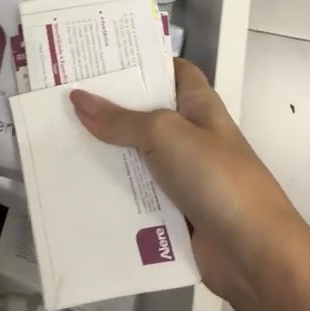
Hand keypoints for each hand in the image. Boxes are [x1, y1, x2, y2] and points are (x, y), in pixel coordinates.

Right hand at [70, 58, 301, 305]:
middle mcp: (189, 134)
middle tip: (61, 93)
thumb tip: (77, 97)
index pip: (170, 70)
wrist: (254, 253)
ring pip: (135, 154)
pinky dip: (111, 188)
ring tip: (56, 135)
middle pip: (144, 112)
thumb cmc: (216, 177)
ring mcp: (181, 174)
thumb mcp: (164, 134)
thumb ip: (119, 119)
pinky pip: (135, 192)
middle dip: (108, 105)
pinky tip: (74, 181)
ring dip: (103, 150)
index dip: (141, 61)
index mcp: (198, 105)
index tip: (98, 57)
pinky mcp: (172, 210)